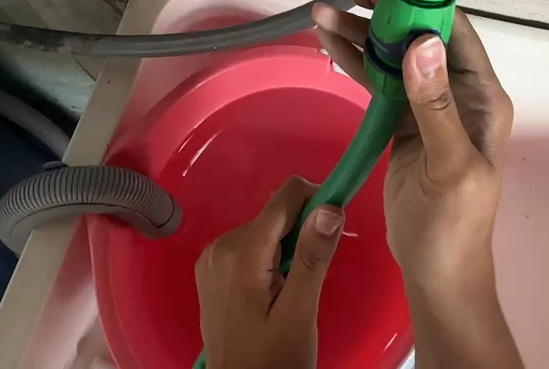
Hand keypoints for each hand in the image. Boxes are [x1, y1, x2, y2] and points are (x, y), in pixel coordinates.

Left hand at [196, 177, 344, 368]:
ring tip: (289, 291)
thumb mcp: (299, 314)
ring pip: (267, 229)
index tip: (335, 229)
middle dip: (302, 235)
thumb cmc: (273, 362)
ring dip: (287, 249)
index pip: (287, 196)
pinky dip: (270, 258)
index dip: (317, 202)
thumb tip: (331, 206)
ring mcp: (213, 257)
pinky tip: (272, 293)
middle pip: (277, 214)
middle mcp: (221, 244)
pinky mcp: (213, 270)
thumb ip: (313, 257)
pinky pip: (252, 244)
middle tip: (309, 279)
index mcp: (241, 251)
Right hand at [311, 0, 513, 291]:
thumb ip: (436, 105)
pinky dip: (356, 62)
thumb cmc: (454, 225)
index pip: (454, 32)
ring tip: (325, 14)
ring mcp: (427, 103)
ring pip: (394, 56)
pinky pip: (378, 81)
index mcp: (482, 95)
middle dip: (385, 14)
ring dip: (362, 36)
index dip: (423, 4)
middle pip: (419, 37)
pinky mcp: (402, 119)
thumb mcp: (450, 165)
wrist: (435, 274)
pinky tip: (330, 43)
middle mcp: (457, 90)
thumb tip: (422, 43)